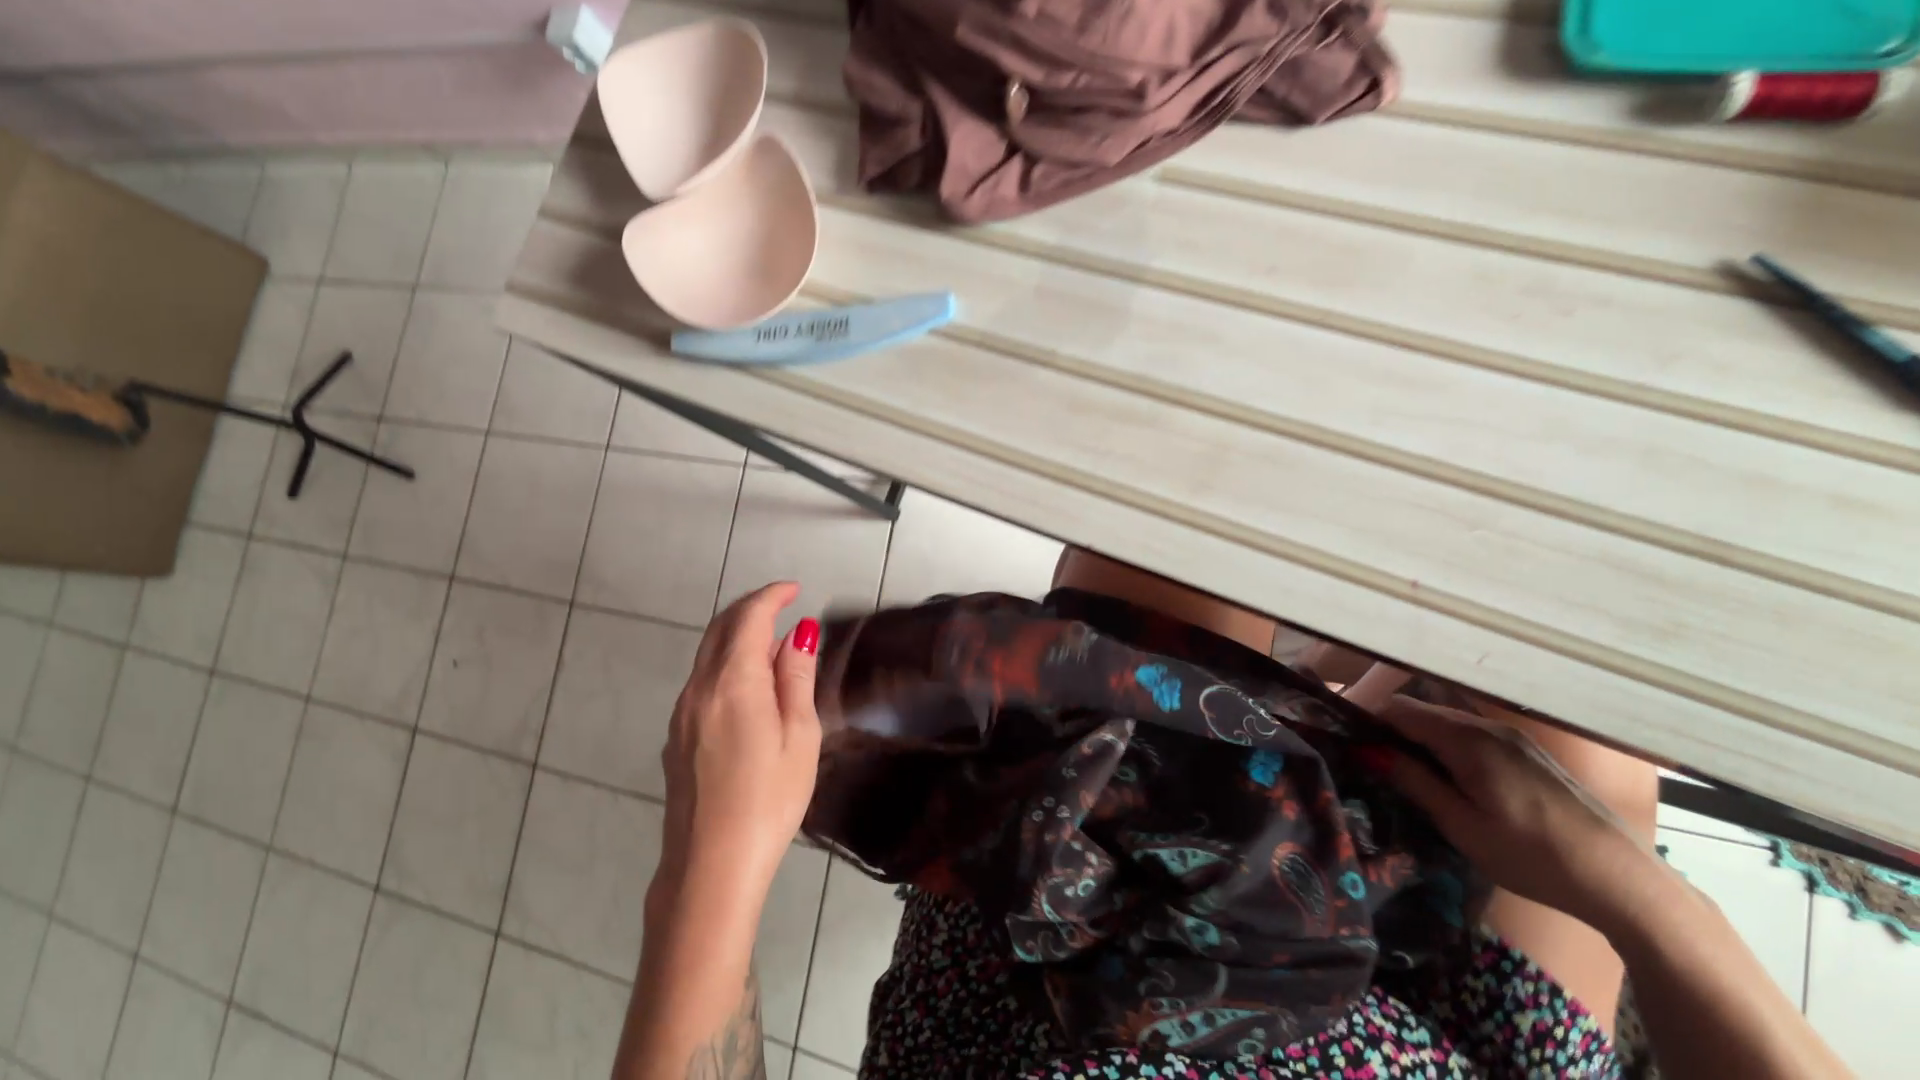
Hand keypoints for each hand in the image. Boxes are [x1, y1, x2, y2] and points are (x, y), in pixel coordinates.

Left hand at [651, 582, 821, 921]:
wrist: (710, 863)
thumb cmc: (769, 799)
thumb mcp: (799, 736)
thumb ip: (796, 678)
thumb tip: (798, 633)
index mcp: (733, 682)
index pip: (748, 618)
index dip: (771, 596)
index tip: (794, 589)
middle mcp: (699, 688)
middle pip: (719, 628)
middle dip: (750, 608)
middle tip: (783, 606)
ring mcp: (681, 713)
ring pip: (707, 654)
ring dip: (737, 636)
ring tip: (774, 648)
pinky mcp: (676, 737)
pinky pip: (701, 681)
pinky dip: (726, 664)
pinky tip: (749, 687)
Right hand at [1370, 697, 1662, 933]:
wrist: (1621, 878)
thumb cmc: (1531, 856)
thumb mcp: (1461, 825)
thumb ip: (1412, 781)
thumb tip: (1366, 749)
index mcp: (1467, 739)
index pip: (1399, 709)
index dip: (1367, 721)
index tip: (1345, 744)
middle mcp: (1490, 727)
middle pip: (1424, 713)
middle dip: (1391, 731)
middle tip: (1367, 764)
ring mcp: (1515, 739)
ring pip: (1450, 725)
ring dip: (1421, 741)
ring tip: (1403, 776)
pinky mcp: (1531, 755)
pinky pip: (1474, 738)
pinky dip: (1449, 749)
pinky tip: (1448, 781)